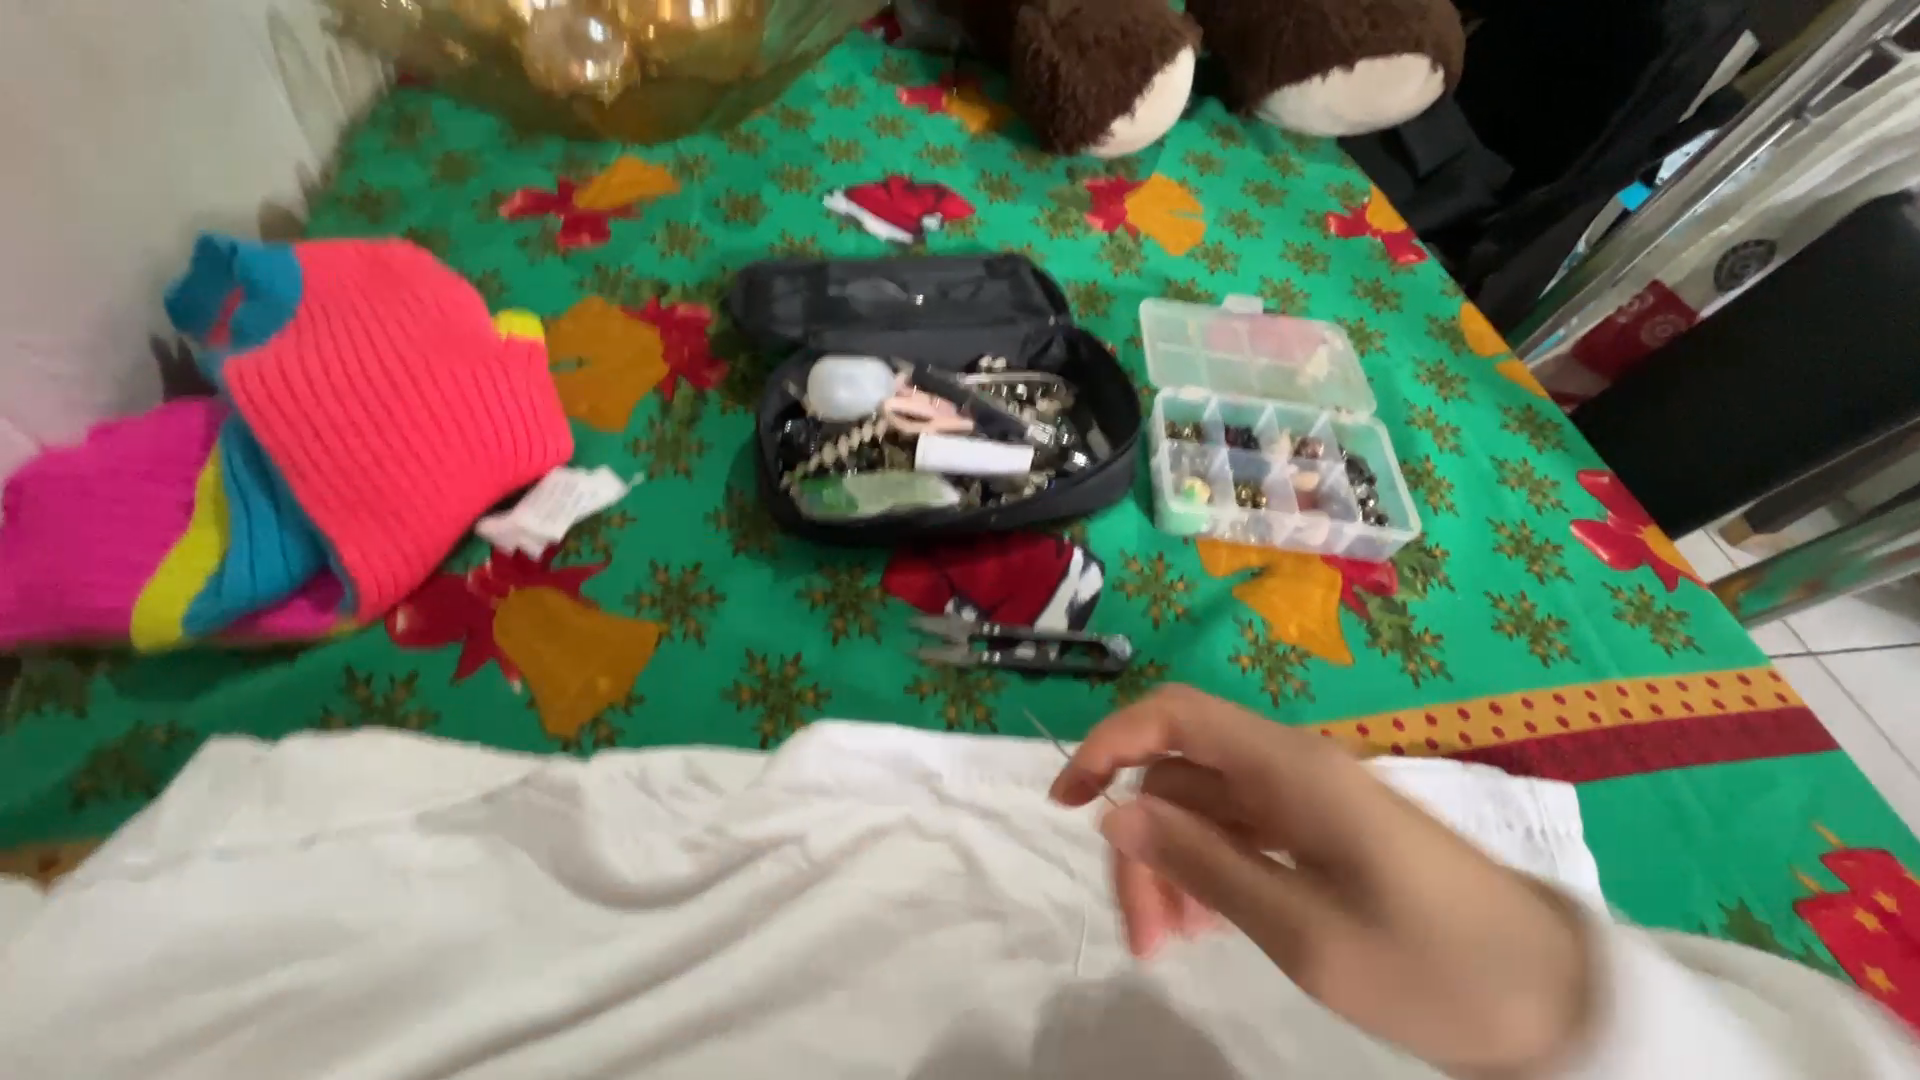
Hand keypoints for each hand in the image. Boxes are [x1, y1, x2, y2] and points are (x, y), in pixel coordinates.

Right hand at [1049, 685, 1593, 1077]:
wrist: (1554, 1003)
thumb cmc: (1433, 968)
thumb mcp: (1304, 931)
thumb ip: (1202, 864)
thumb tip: (1115, 813)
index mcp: (1288, 769)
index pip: (1174, 716)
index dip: (1110, 743)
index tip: (1068, 802)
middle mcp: (1288, 768)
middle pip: (1179, 777)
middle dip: (1144, 845)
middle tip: (1143, 938)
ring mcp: (1303, 800)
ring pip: (1202, 809)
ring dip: (1172, 866)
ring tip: (1173, 944)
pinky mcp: (1317, 831)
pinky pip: (1237, 832)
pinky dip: (1209, 871)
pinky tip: (1208, 924)